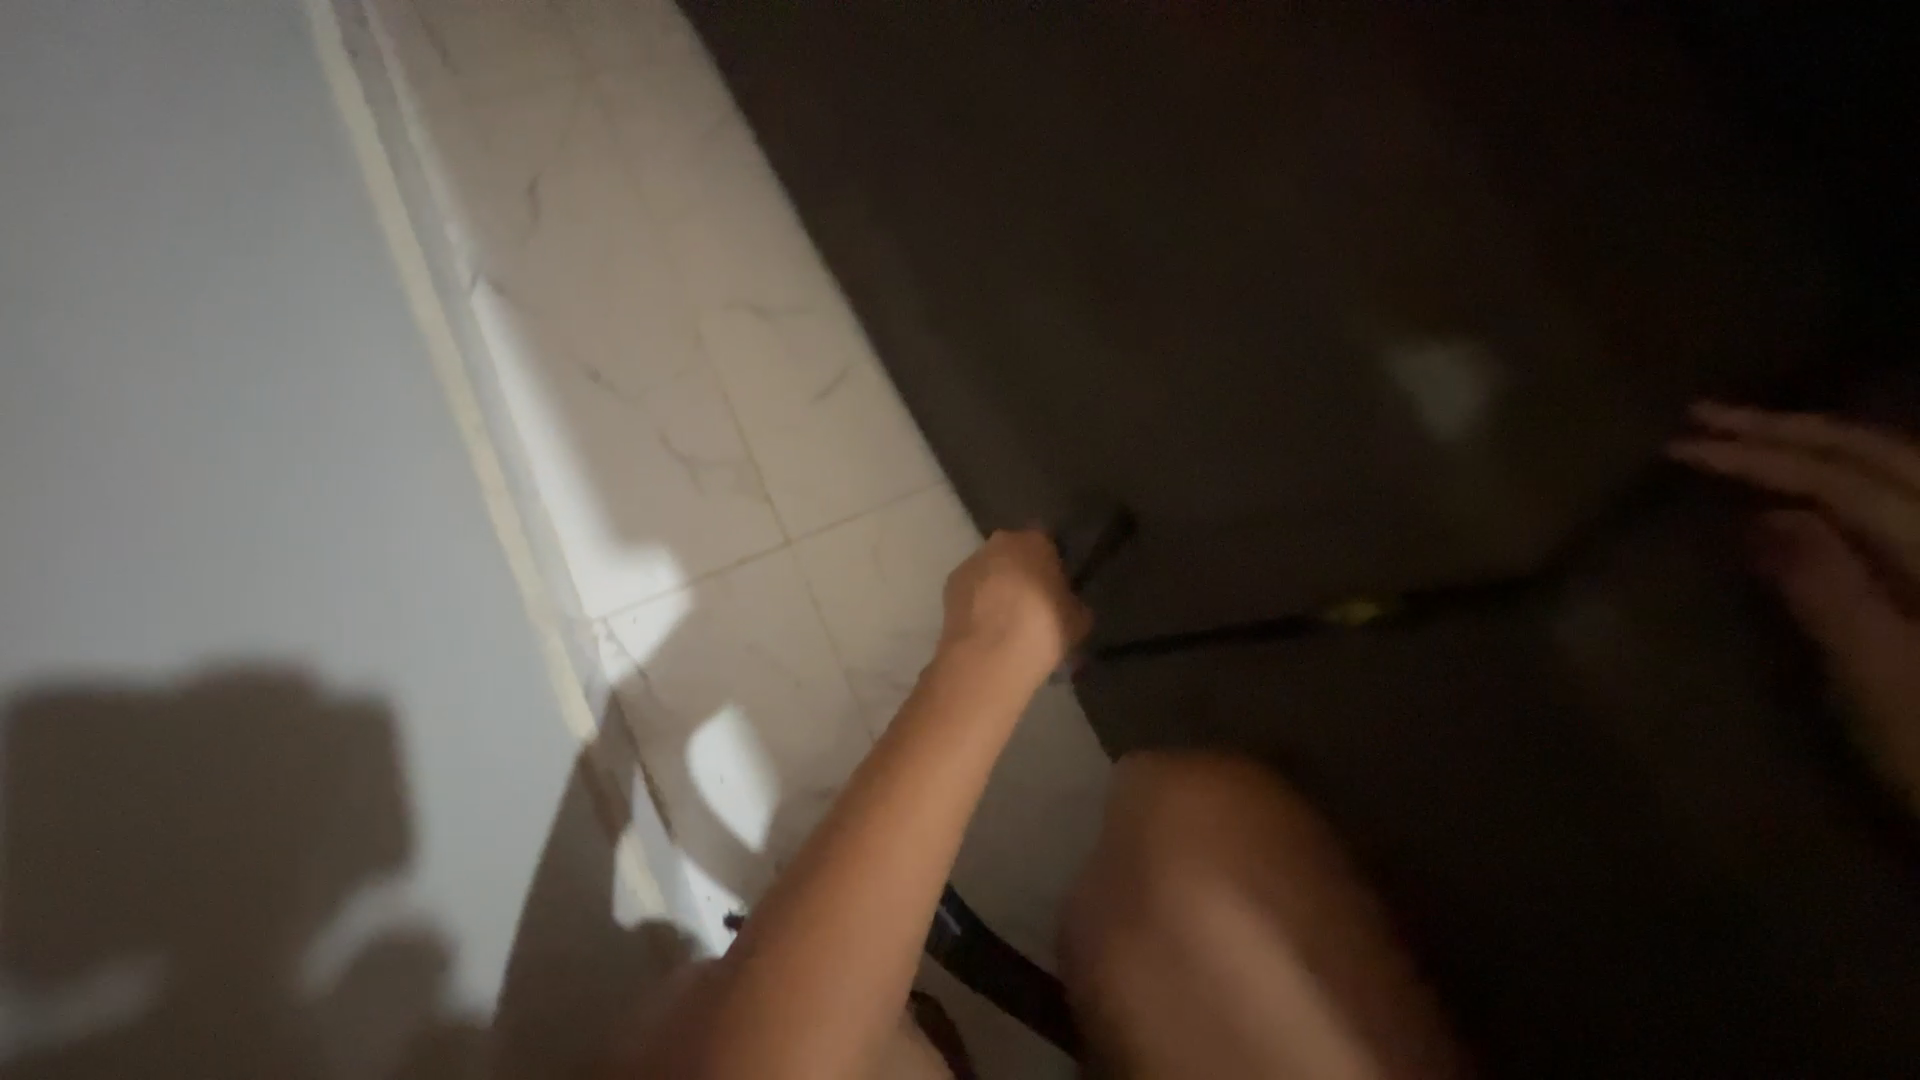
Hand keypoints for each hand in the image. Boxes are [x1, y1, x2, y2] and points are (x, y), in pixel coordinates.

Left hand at [938, 529, 1092, 681]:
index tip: (1056, 589)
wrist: (988, 658)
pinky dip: (977, 601)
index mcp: (1036, 541)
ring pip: (990, 569)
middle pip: (1015, 552)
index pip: (1049, 544)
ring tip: (1006, 620)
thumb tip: (1068, 603)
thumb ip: (1074, 603)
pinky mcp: (949, 584)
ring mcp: (970, 562)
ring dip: (997, 585)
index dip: (1052, 565)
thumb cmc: (1042, 631)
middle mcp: (1000, 542)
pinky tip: (985, 626)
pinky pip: (971, 588)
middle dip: (1022, 571)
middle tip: (1032, 603)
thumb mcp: (1079, 620)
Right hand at [1670, 402, 1919, 805]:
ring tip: (1753, 431)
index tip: (1682, 446)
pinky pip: (1911, 500)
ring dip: (1823, 442)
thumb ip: (1829, 592)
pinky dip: (1856, 475)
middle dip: (1791, 431)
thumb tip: (1767, 516)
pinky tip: (1818, 480)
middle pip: (1886, 459)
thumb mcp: (1878, 679)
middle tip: (1705, 416)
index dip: (1763, 458)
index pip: (1846, 484)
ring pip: (1906, 471)